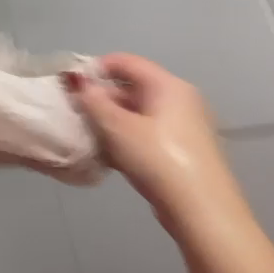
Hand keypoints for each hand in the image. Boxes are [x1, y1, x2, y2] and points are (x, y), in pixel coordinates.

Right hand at [68, 54, 252, 240]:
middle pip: (132, 86)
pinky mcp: (185, 149)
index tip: (71, 88)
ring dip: (112, 120)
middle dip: (101, 98)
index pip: (124, 61)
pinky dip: (128, 136)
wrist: (202, 211)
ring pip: (138, 111)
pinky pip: (149, 131)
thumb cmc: (157, 159)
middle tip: (77, 114)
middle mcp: (181, 98)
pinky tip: (111, 155)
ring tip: (91, 137)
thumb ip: (92, 99)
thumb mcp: (115, 126)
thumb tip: (76, 79)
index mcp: (168, 85)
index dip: (94, 69)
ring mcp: (186, 125)